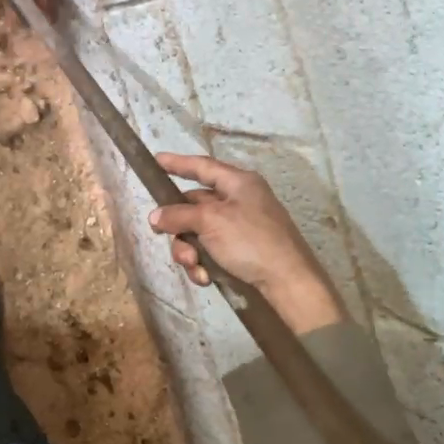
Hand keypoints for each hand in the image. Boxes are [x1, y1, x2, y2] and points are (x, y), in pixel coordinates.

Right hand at [146, 153, 343, 333]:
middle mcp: (239, 201)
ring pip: (196, 232)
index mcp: (239, 183)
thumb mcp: (210, 222)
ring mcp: (239, 227)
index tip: (156, 160)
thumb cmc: (251, 241)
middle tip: (160, 234)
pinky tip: (205, 276)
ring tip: (193, 264)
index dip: (178, 163)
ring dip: (188, 250)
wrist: (288, 283)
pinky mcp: (239, 251)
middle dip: (177, 225)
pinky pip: (208, 250)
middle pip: (193, 205)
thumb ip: (178, 215)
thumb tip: (154, 216)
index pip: (202, 167)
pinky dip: (202, 263)